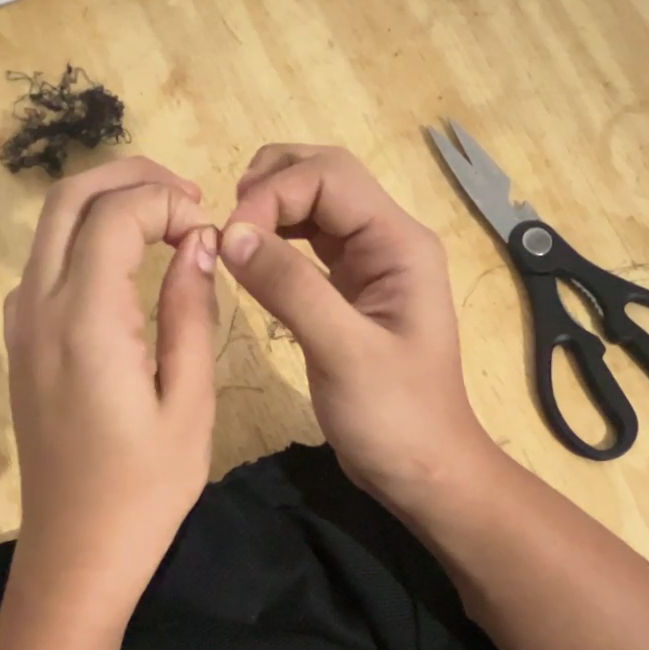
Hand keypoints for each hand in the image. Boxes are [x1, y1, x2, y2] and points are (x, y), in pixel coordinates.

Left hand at [3, 157, 220, 625]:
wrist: (76, 554)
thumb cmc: (143, 491)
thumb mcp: (188, 405)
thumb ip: (190, 315)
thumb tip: (196, 245)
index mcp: (86, 320)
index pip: (117, 214)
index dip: (167, 201)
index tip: (208, 226)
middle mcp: (39, 310)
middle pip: (67, 201)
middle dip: (127, 180)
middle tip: (183, 197)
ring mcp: (20, 330)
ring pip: (48, 231)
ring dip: (101, 209)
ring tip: (161, 227)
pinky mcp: (19, 351)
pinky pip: (41, 270)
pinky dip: (81, 246)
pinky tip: (122, 274)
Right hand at [219, 145, 501, 513]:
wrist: (423, 471)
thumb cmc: (395, 417)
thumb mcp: (343, 353)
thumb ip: (290, 288)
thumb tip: (229, 233)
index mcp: (399, 244)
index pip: (330, 178)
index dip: (273, 193)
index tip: (229, 239)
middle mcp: (387, 244)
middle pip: (324, 179)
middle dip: (270, 187)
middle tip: (225, 226)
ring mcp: (369, 270)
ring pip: (314, 211)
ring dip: (270, 212)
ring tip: (230, 241)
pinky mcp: (349, 298)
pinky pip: (309, 251)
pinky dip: (276, 247)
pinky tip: (250, 265)